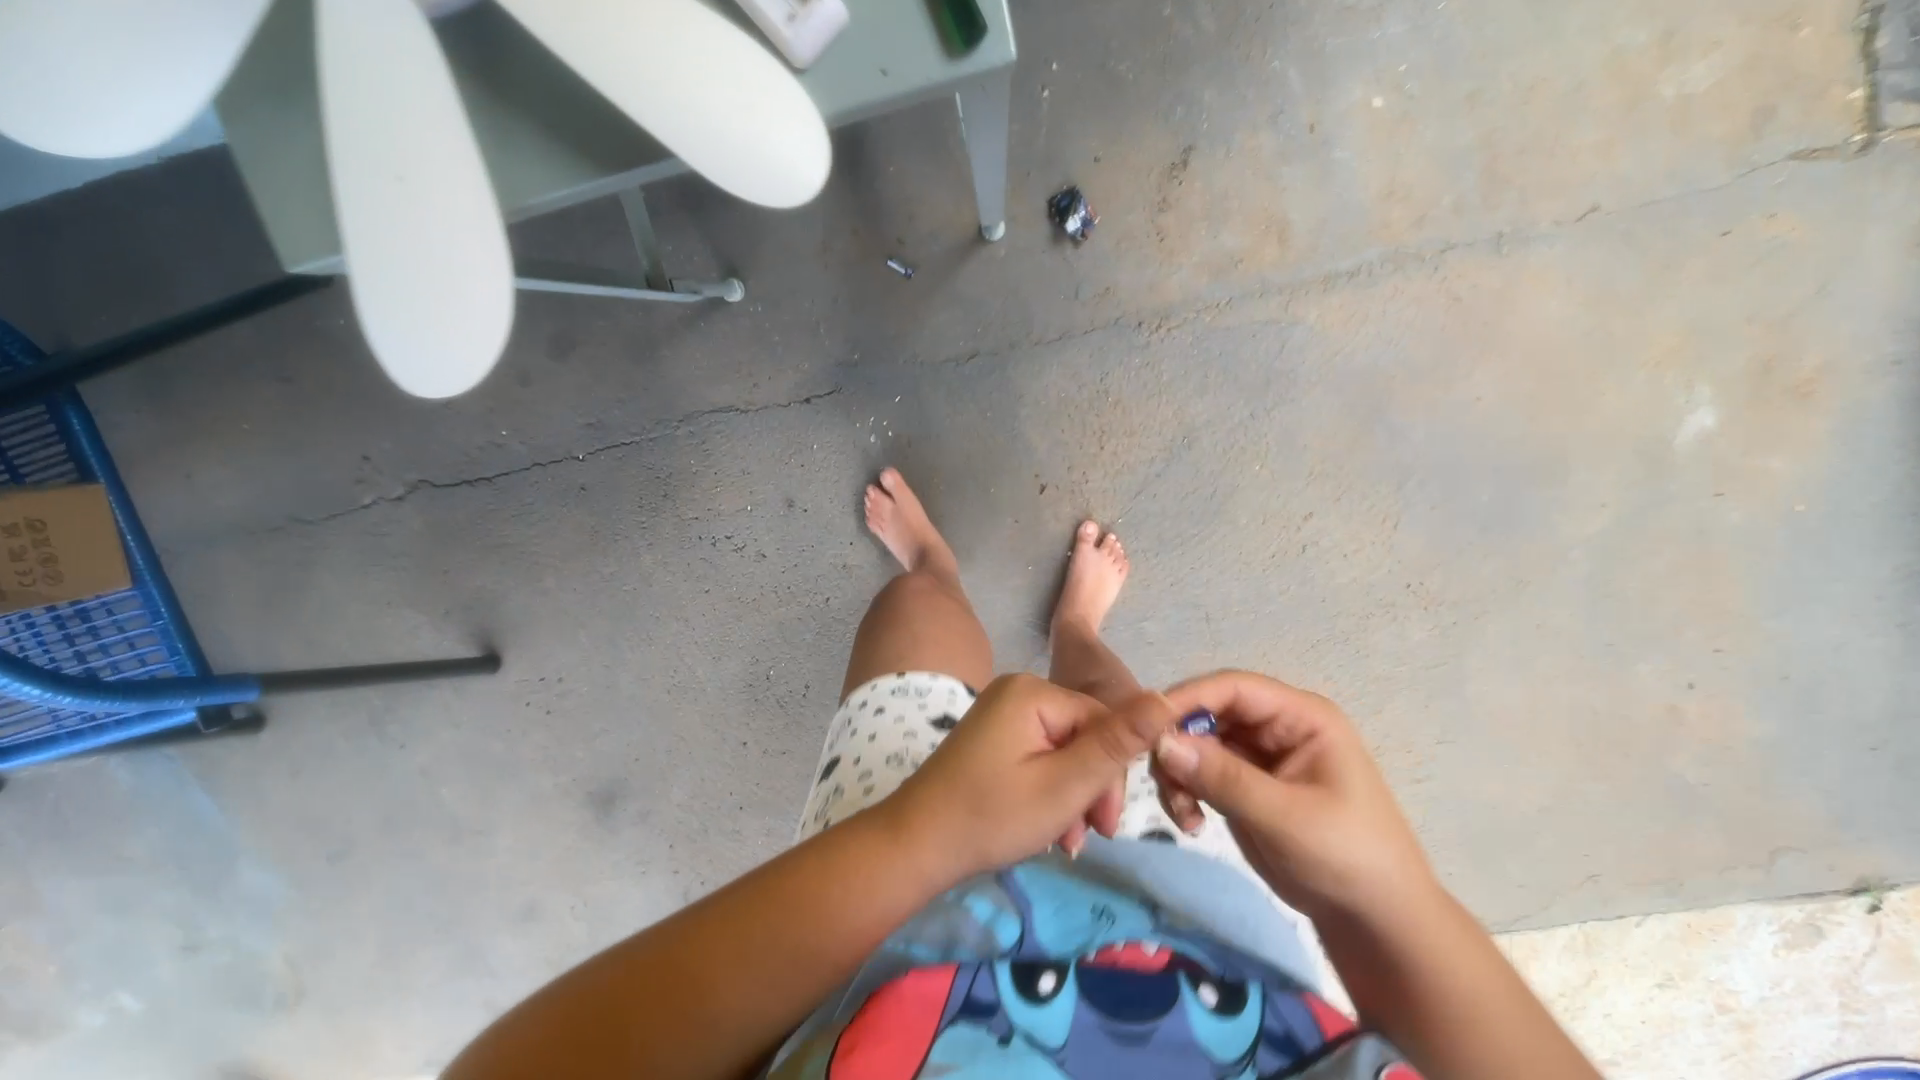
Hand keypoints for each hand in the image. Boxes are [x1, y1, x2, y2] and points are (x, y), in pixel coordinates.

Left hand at [881, 674, 1176, 879]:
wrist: (916, 845)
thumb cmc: (993, 816)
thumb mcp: (1065, 784)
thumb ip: (1118, 743)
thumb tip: (1169, 698)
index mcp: (1034, 691)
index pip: (1105, 721)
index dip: (1115, 773)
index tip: (1108, 824)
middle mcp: (1018, 690)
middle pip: (1084, 735)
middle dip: (1092, 788)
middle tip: (1087, 836)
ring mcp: (1001, 713)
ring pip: (1064, 752)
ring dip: (1073, 797)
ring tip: (1065, 840)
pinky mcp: (993, 737)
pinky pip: (1039, 757)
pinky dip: (1049, 792)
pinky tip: (1048, 828)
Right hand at [1153, 670, 1436, 920]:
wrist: (1373, 922)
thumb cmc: (1346, 858)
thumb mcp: (1285, 817)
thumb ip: (1223, 777)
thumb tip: (1161, 743)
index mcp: (1301, 717)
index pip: (1233, 688)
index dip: (1189, 700)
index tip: (1147, 728)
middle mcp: (1276, 728)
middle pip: (1209, 714)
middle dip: (1178, 744)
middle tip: (1161, 783)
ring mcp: (1259, 759)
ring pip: (1197, 745)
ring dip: (1178, 773)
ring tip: (1183, 816)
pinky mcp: (1244, 788)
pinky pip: (1200, 774)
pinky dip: (1185, 793)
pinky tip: (1191, 825)